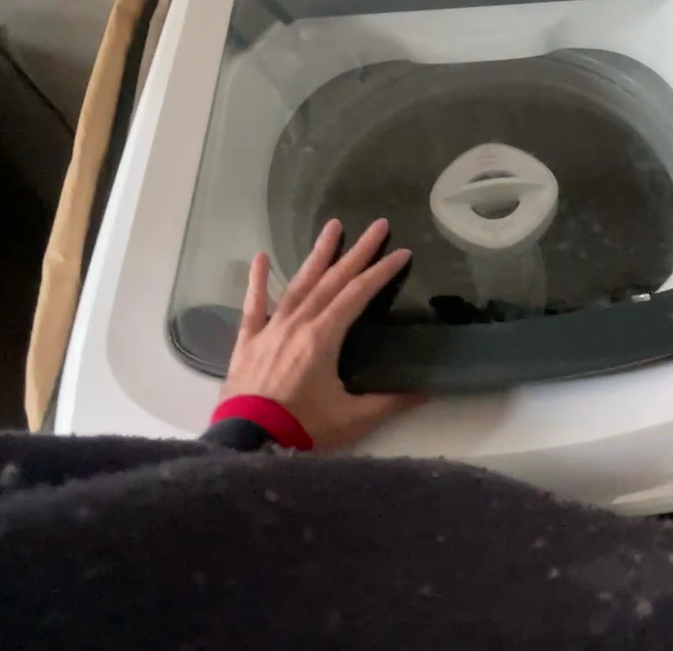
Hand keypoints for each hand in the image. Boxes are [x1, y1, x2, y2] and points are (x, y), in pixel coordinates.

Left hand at [224, 218, 422, 451]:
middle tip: (377, 224)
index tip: (401, 252)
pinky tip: (259, 257)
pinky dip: (256, 281)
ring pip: (298, 284)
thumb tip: (427, 389)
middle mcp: (298, 324)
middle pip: (332, 279)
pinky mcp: (248, 343)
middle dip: (358, 251)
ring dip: (317, 255)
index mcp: (324, 337)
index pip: (358, 294)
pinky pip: (253, 306)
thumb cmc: (302, 430)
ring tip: (332, 226)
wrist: (246, 448)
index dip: (381, 271)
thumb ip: (390, 401)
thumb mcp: (353, 419)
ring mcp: (270, 330)